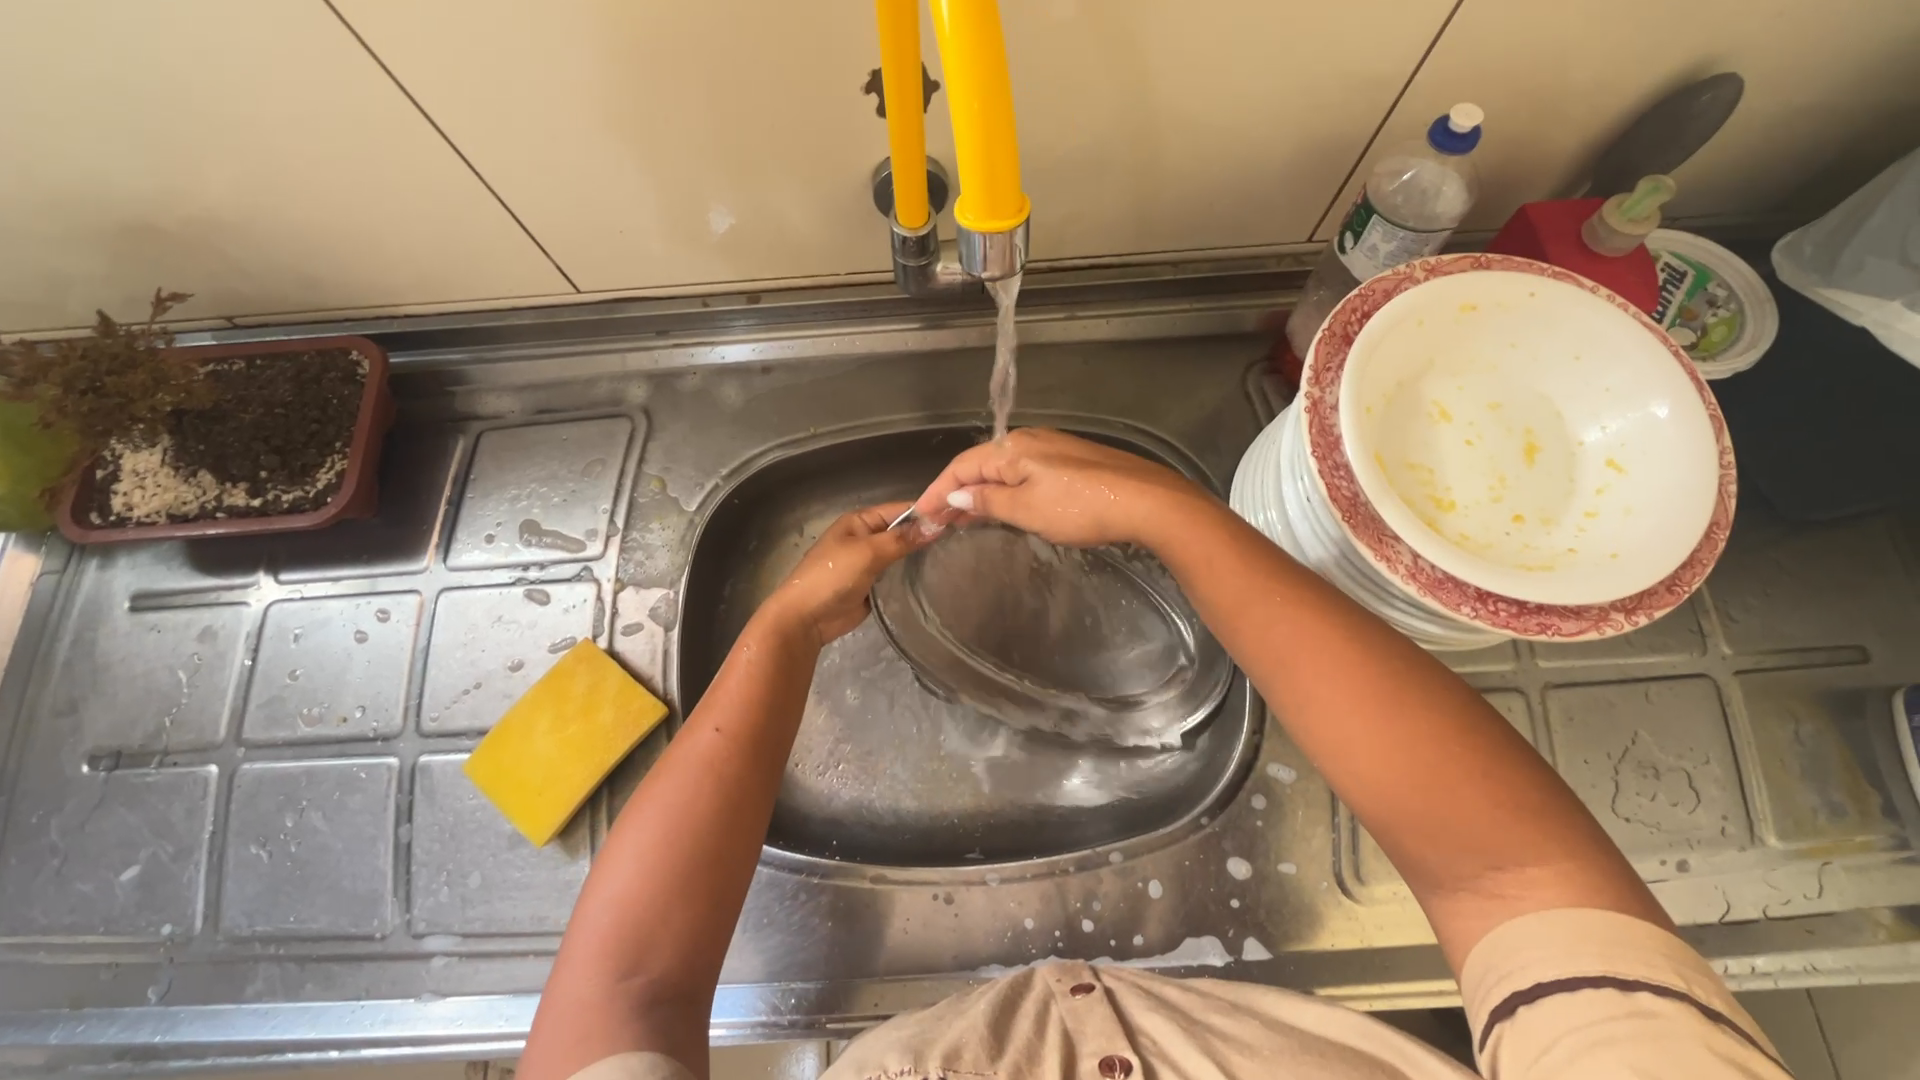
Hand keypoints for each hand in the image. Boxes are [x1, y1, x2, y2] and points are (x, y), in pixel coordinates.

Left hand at [760, 502, 939, 646]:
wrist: (806, 618)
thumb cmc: (832, 577)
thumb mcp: (867, 552)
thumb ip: (901, 539)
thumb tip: (936, 525)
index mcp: (860, 521)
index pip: (899, 510)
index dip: (925, 513)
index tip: (956, 519)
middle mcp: (866, 538)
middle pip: (902, 532)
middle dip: (926, 535)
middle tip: (962, 541)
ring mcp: (870, 563)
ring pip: (901, 554)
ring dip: (920, 557)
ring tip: (955, 558)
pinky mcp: (874, 586)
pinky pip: (897, 576)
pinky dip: (911, 577)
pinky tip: (935, 578)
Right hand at [910, 428, 1206, 548]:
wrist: (1148, 502)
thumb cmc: (1082, 507)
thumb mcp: (1028, 509)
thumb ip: (990, 501)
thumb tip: (959, 495)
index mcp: (1014, 448)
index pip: (962, 466)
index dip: (938, 490)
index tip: (920, 514)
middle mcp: (1030, 442)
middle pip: (981, 466)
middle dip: (956, 493)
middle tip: (936, 521)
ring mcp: (1053, 451)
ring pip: (1003, 472)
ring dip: (980, 495)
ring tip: (961, 521)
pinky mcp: (1071, 465)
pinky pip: (1024, 476)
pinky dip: (1004, 493)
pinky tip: (1002, 510)